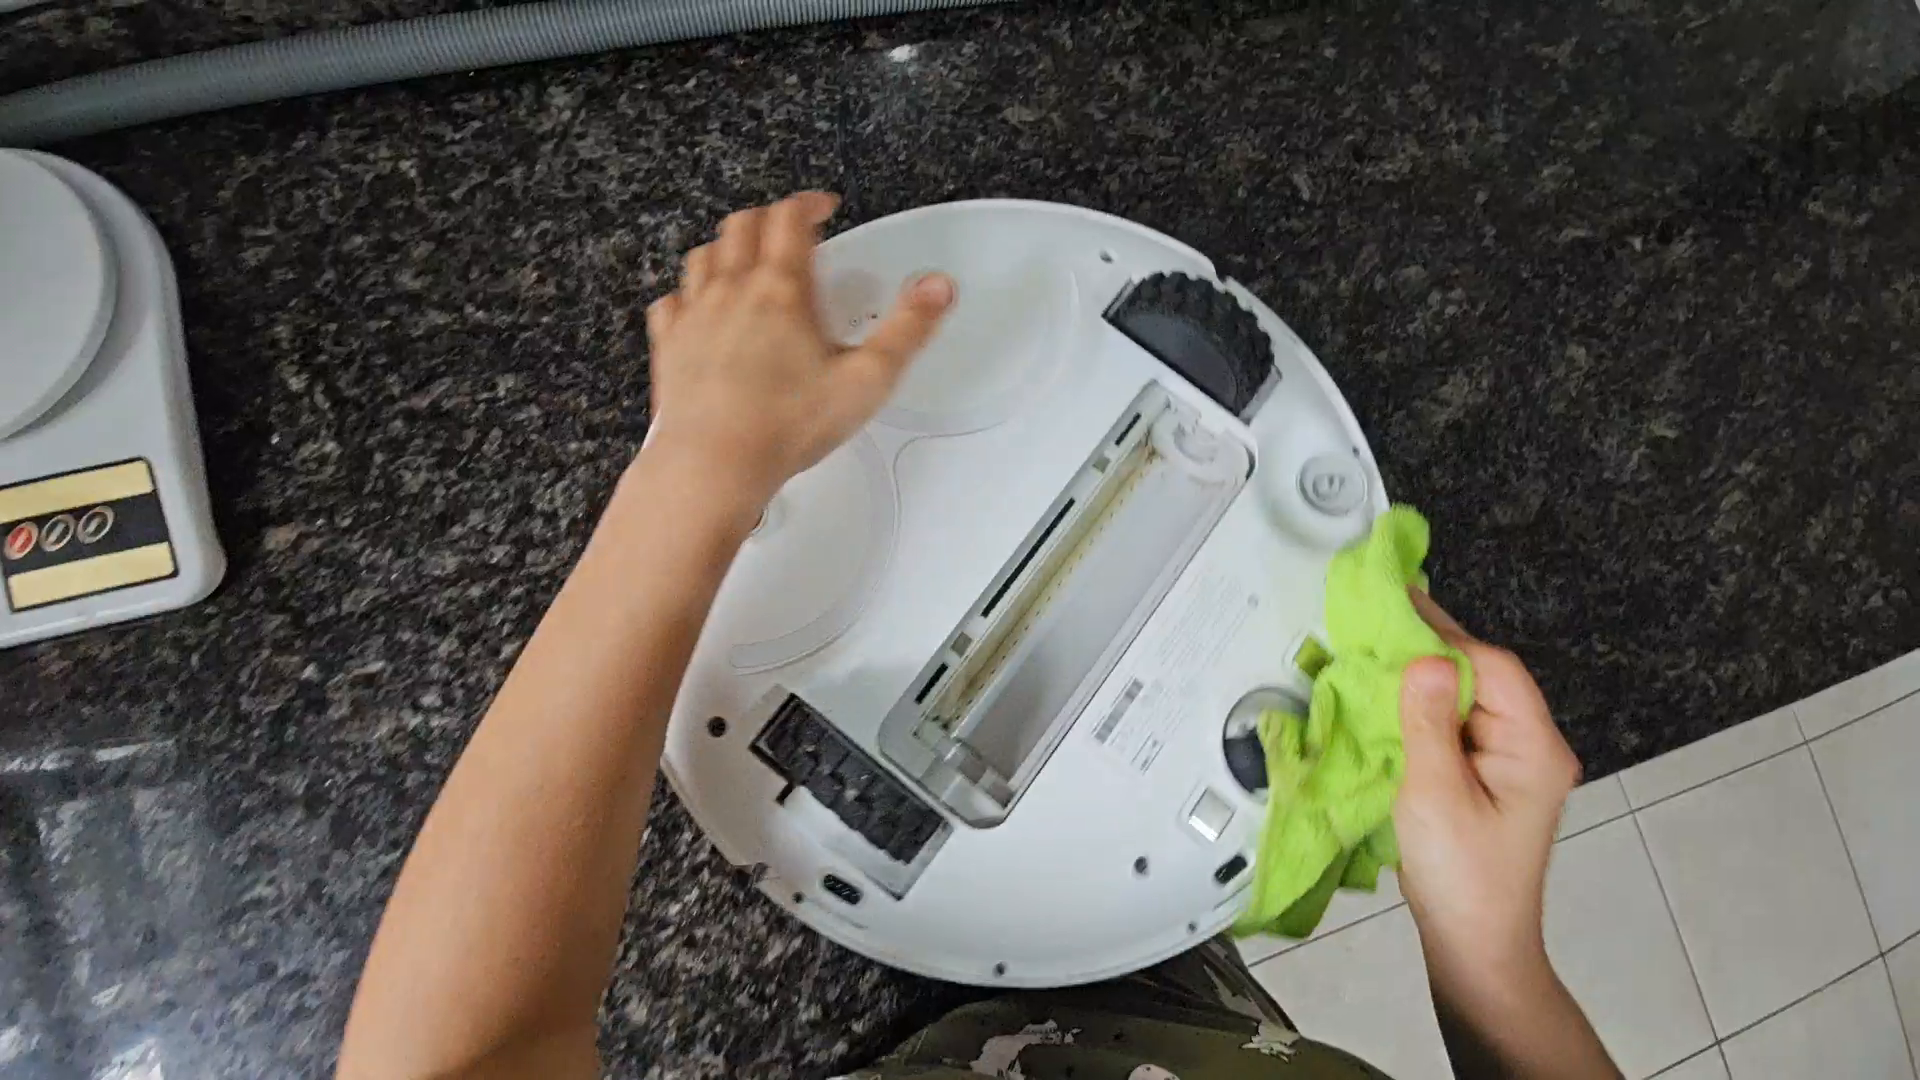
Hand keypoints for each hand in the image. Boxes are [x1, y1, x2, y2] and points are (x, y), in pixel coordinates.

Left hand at [642, 191, 955, 506]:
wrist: (716, 463)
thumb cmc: (788, 424)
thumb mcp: (868, 379)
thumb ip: (908, 329)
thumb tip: (939, 286)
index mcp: (780, 290)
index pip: (789, 218)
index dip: (808, 204)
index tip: (823, 208)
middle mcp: (731, 290)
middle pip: (742, 226)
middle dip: (769, 218)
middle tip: (789, 230)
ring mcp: (694, 315)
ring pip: (704, 255)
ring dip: (728, 247)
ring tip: (748, 261)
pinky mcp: (670, 346)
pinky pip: (671, 301)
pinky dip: (689, 293)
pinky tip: (700, 307)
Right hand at [1393, 590, 1581, 994]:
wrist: (1474, 941)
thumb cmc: (1459, 871)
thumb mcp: (1435, 792)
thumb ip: (1429, 720)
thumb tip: (1427, 654)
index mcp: (1532, 746)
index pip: (1493, 667)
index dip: (1445, 633)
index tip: (1394, 605)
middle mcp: (1529, 744)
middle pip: (1484, 675)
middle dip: (1433, 644)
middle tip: (1377, 615)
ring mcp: (1508, 759)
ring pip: (1467, 695)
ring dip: (1424, 670)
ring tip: (1375, 643)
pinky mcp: (1484, 772)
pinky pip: (1455, 719)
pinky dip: (1422, 699)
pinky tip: (1389, 690)